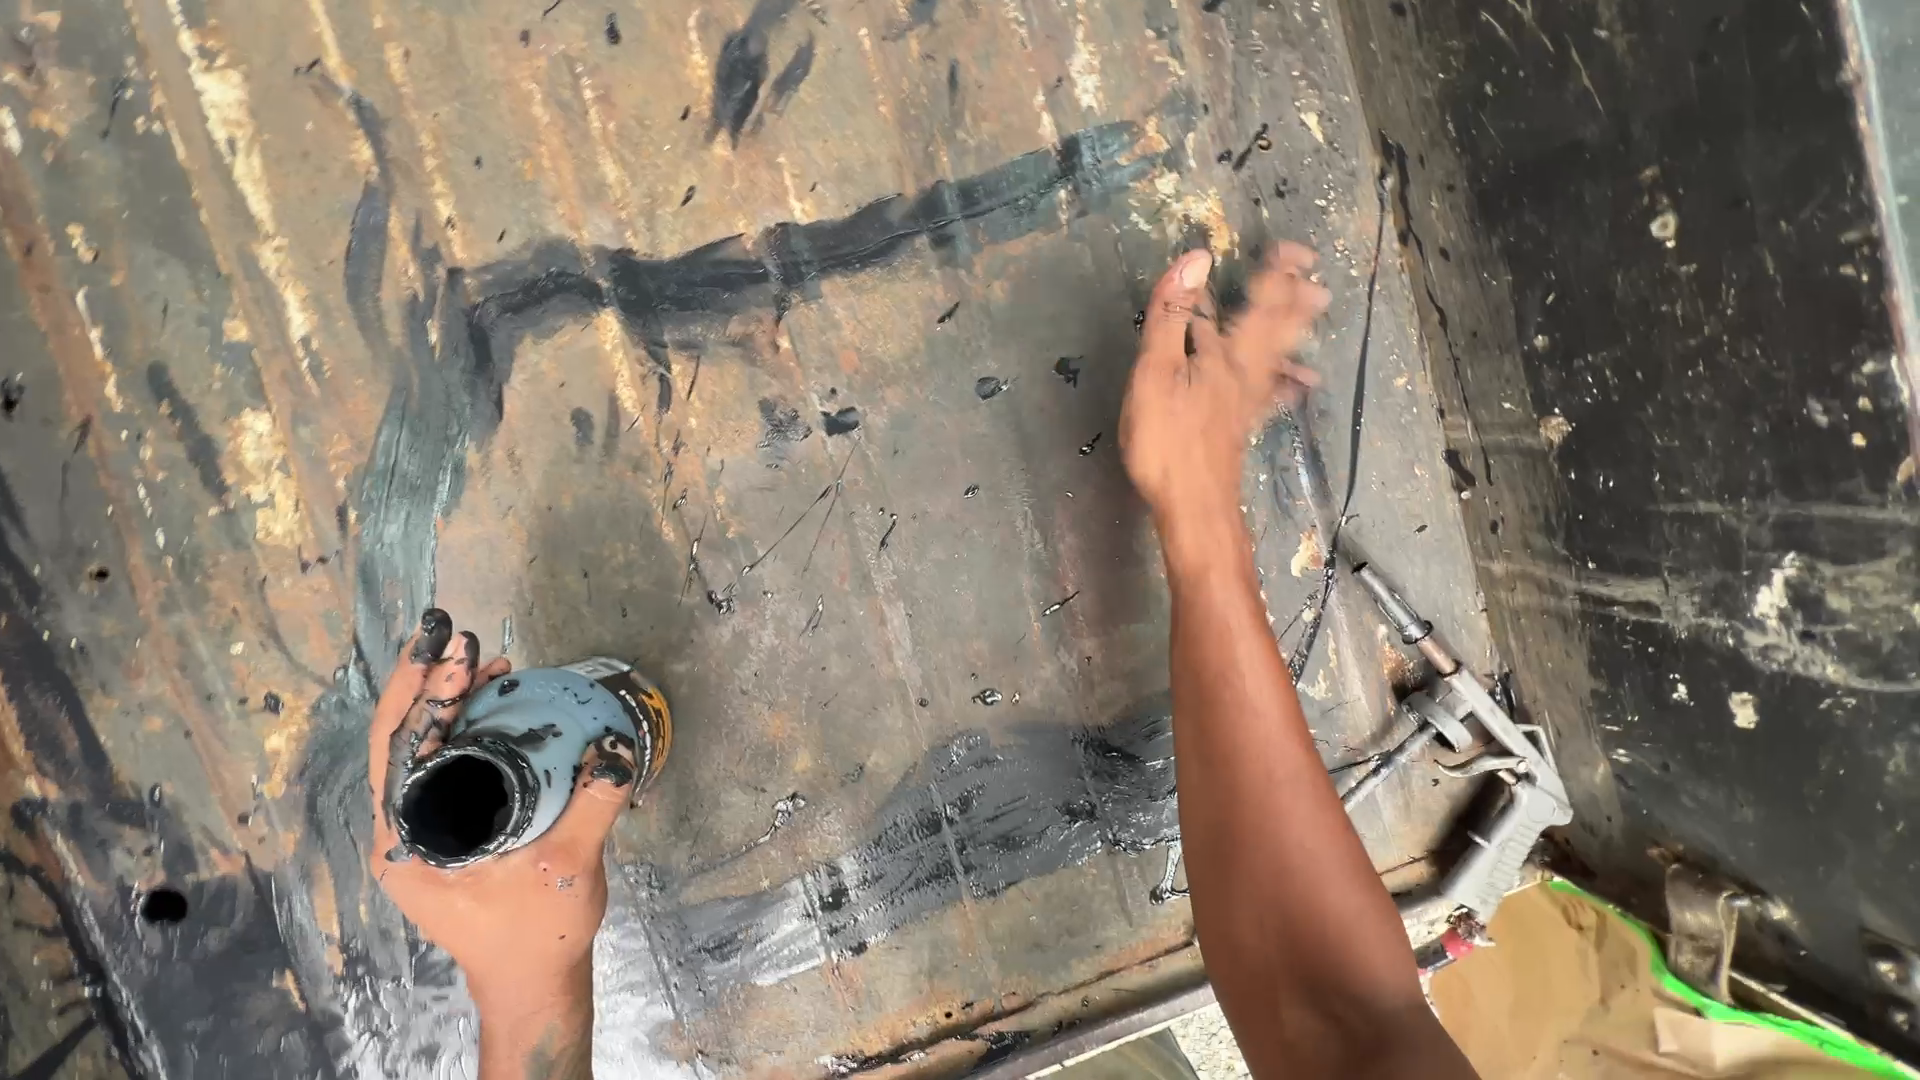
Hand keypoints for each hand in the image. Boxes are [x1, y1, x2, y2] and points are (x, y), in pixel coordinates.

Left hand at [367, 609, 637, 1018]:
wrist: (535, 973)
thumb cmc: (537, 930)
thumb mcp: (568, 867)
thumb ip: (594, 805)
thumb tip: (617, 745)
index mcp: (412, 841)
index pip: (398, 752)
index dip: (421, 696)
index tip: (452, 652)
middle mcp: (409, 827)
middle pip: (404, 740)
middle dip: (429, 683)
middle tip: (457, 635)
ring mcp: (432, 823)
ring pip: (428, 746)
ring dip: (452, 698)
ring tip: (484, 657)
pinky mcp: (460, 820)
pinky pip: (457, 759)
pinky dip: (476, 722)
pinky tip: (502, 698)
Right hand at [1120, 244, 1328, 525]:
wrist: (1193, 503)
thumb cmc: (1167, 440)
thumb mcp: (1156, 372)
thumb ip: (1172, 317)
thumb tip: (1197, 259)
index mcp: (1223, 355)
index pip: (1252, 304)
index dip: (1270, 274)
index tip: (1287, 247)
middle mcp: (1244, 373)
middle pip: (1274, 328)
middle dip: (1291, 296)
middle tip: (1312, 270)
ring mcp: (1247, 402)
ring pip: (1278, 356)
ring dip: (1295, 329)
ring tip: (1316, 309)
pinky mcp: (1242, 426)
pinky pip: (1273, 396)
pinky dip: (1287, 382)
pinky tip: (1300, 380)